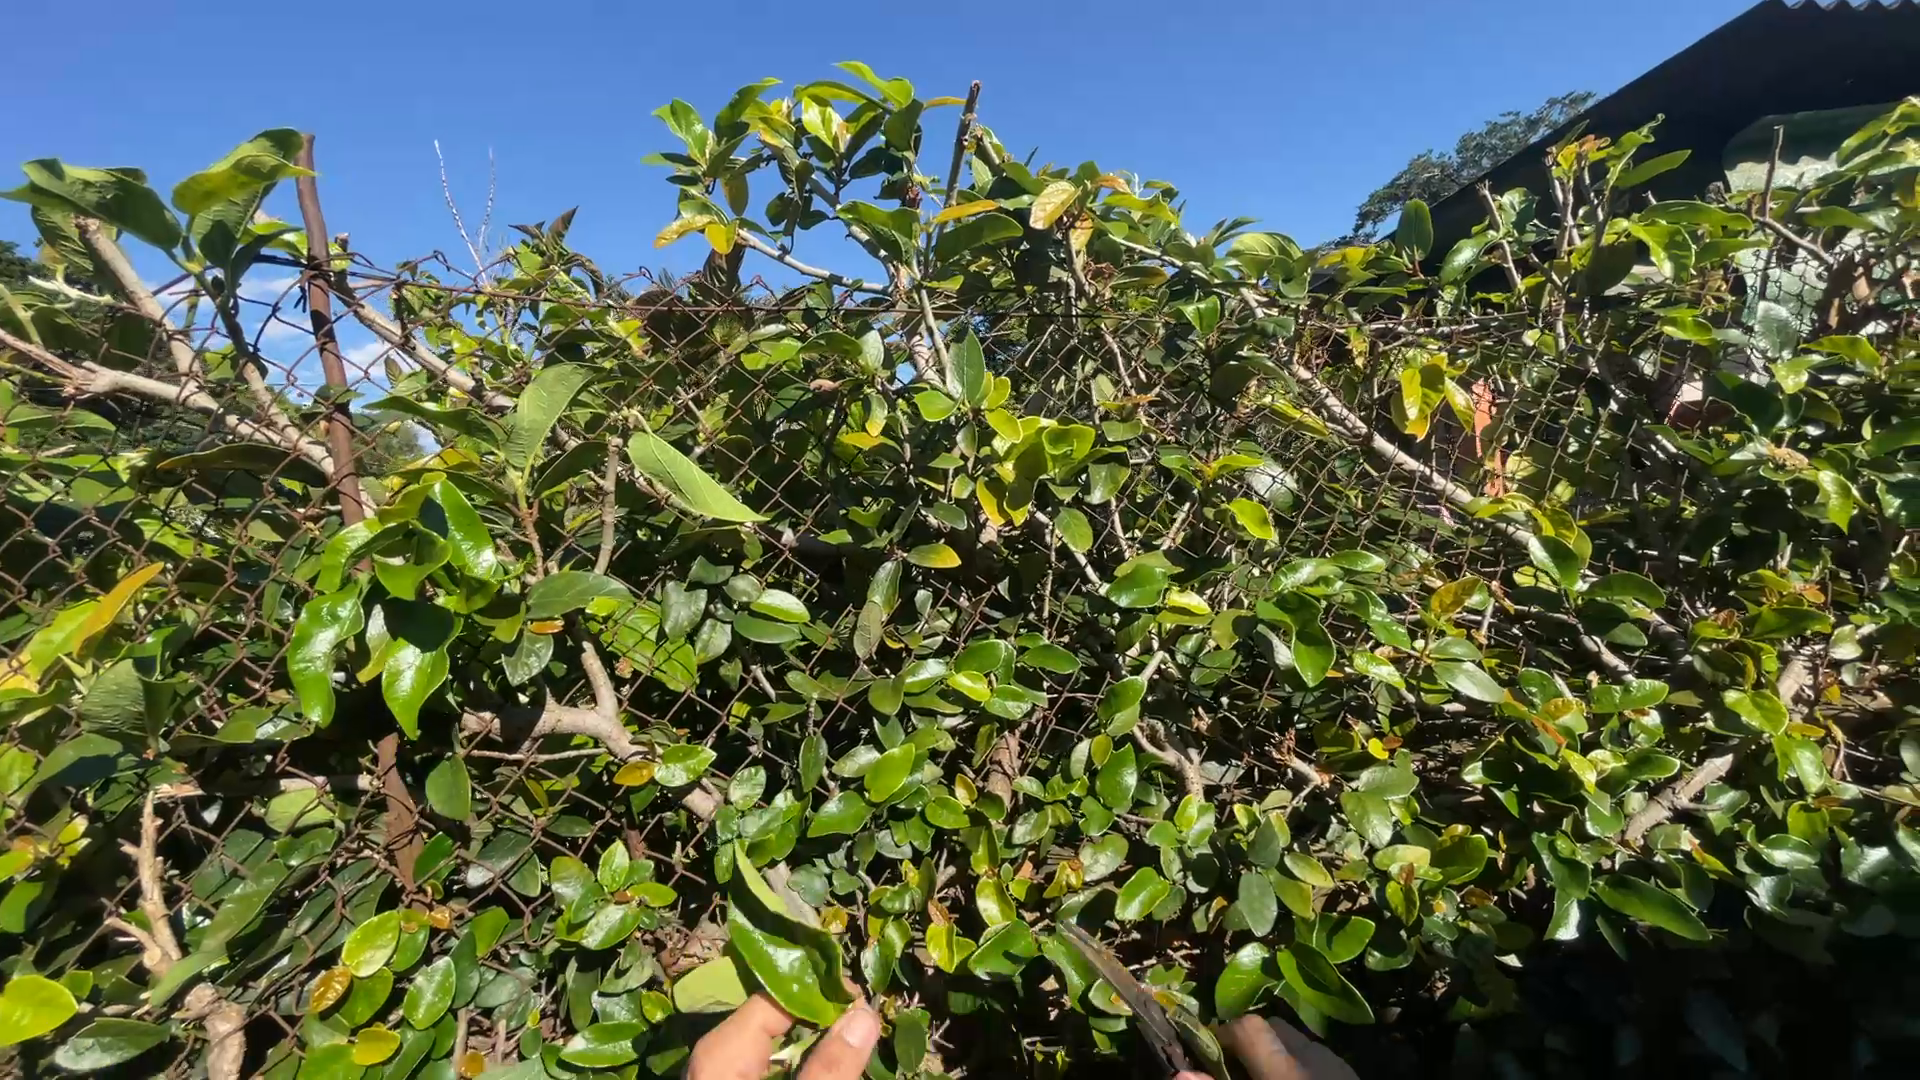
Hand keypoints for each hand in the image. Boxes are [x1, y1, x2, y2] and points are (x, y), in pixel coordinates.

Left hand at [686, 993, 880, 1079]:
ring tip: (848, 1040)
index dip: (823, 989)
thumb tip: (865, 1013)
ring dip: (811, 1042)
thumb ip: (828, 1069)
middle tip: (861, 1022)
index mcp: (722, 1050)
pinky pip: (763, 1066)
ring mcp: (718, 1074)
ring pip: (771, 1044)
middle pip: (776, 1015)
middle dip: (821, 1015)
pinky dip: (795, 1064)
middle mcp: (714, 1056)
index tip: (861, 1001)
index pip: (779, 992)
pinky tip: (820, 1069)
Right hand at [1176, 1014, 1357, 1079]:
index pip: (1248, 1026)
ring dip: (1273, 1057)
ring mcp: (1341, 1072)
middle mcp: (1317, 1062)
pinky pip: (1320, 1064)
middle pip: (1272, 1028)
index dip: (1222, 1035)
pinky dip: (1300, 1072)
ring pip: (1298, 1045)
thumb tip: (1179, 1075)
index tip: (1207, 1058)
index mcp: (1288, 1072)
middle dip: (1247, 1044)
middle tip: (1232, 1076)